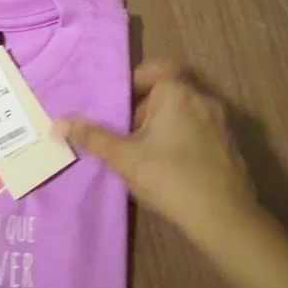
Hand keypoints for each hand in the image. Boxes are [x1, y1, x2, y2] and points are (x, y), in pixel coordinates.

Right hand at [55, 63, 260, 240]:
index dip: (132, 83)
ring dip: (164, 126)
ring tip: (145, 153)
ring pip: (185, 113)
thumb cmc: (169, 178)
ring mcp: (222, 123)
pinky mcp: (231, 146)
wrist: (224, 218)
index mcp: (177, 92)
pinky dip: (184, 140)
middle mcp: (203, 98)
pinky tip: (171, 168)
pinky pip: (201, 131)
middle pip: (167, 91)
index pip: (154, 69)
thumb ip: (91, 137)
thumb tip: (56, 123)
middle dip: (145, 109)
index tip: (117, 107)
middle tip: (125, 134)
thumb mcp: (124, 158)